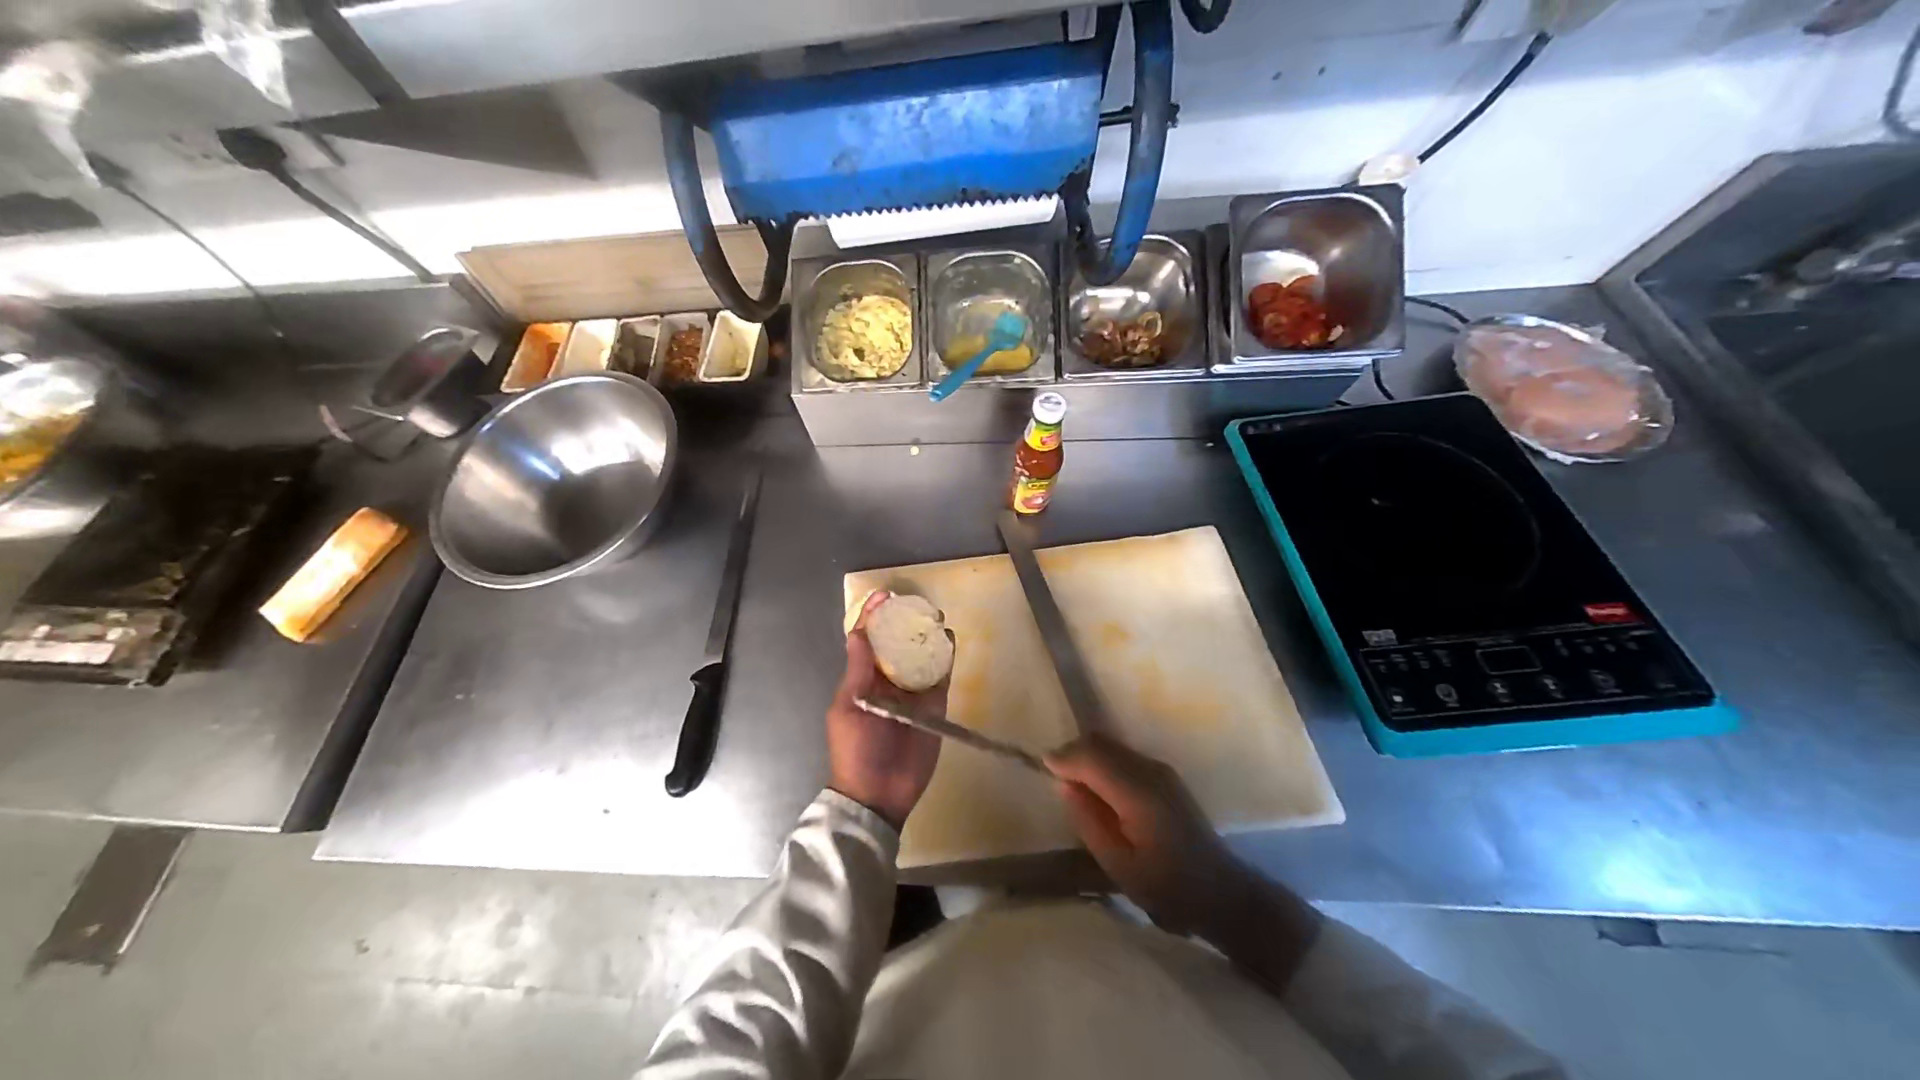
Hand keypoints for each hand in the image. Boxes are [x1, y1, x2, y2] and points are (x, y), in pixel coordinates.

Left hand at [826, 591, 944, 829]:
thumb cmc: (856, 749)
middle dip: (905, 623)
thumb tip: (857, 632)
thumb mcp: (850, 707)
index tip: (884, 595)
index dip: (873, 617)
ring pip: (922, 657)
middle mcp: (888, 681)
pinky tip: (951, 642)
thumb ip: (858, 671)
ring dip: (928, 638)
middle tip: (918, 603)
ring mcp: (912, 693)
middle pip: (898, 644)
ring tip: (937, 618)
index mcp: (862, 680)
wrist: (879, 795)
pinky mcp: (934, 706)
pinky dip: (946, 659)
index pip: (867, 641)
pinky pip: (940, 677)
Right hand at [1045, 733, 1251, 934]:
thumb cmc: (1168, 888)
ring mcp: (1161, 770)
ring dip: (1088, 757)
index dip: (1064, 758)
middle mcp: (1151, 771)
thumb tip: (1065, 785)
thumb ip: (1088, 820)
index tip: (1041, 768)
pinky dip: (1103, 763)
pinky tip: (1099, 790)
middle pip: (1101, 743)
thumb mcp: (1118, 864)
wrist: (1222, 892)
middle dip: (1073, 754)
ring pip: (1112, 745)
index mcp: (1139, 793)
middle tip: (1055, 779)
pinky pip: (1124, 756)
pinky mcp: (1165, 776)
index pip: (1093, 756)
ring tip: (1074, 786)